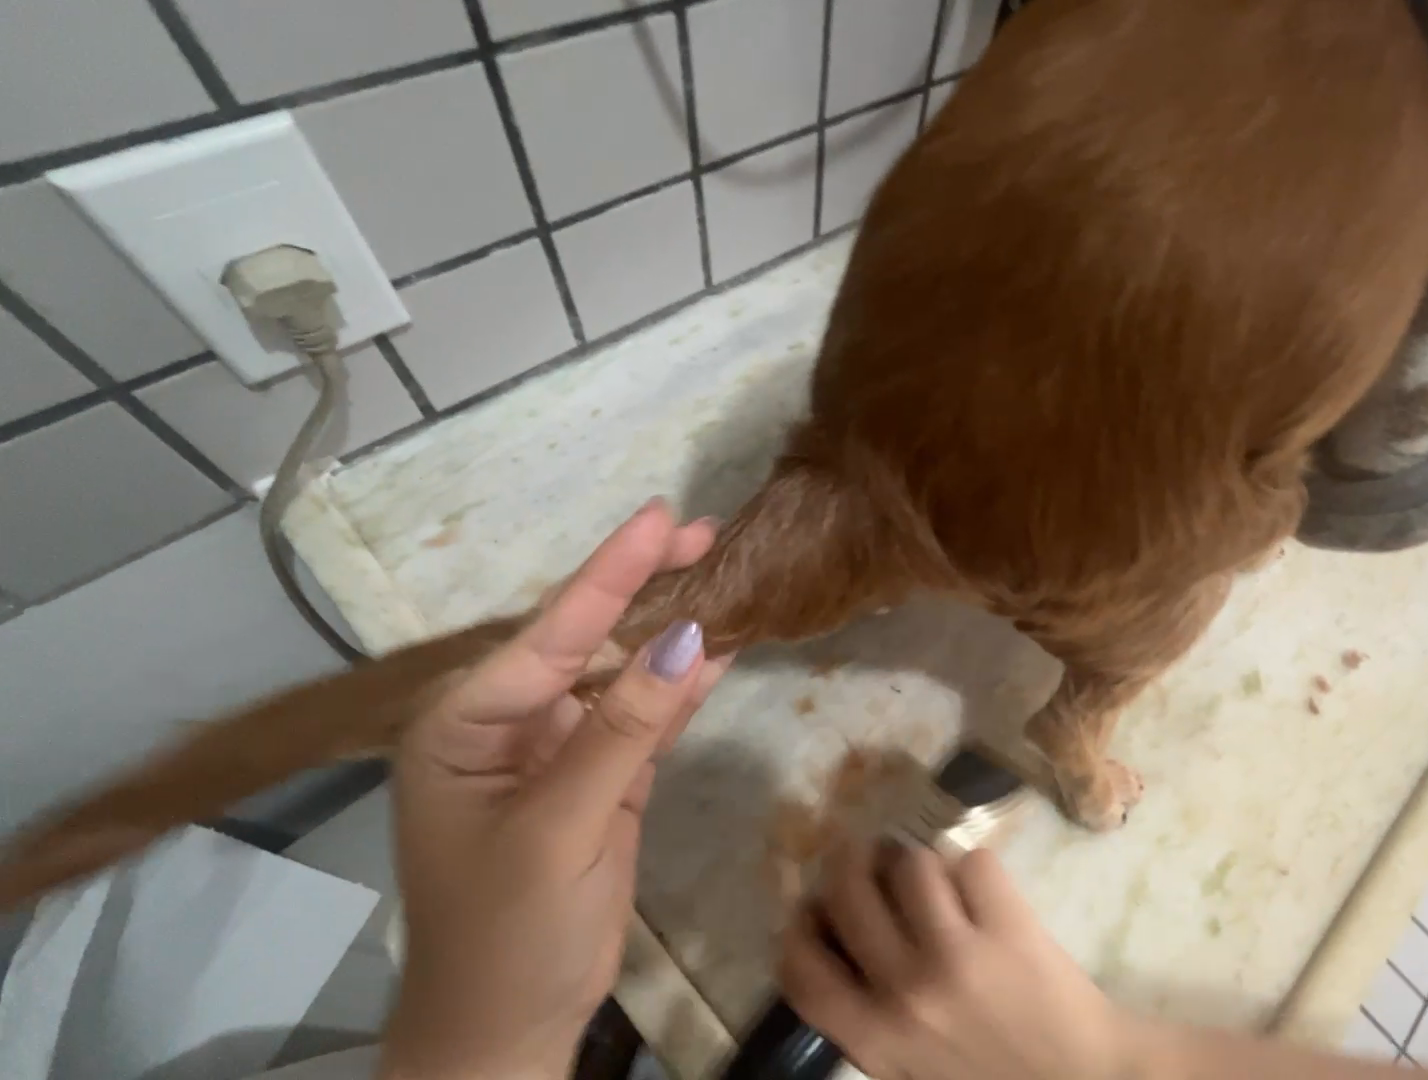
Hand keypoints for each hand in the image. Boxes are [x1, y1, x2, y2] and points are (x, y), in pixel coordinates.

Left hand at [382, 502, 729, 1079]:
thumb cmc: (507, 931)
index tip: (660, 515)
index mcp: (465, 723)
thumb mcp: (559, 827)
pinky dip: (684, 687)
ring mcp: (561, 747)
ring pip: (624, 673)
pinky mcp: (602, 775)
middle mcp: (510, 721)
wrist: (512, 1027)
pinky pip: (647, 717)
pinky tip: (722, 648)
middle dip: (642, 586)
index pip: (550, 633)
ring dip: (672, 631)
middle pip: (587, 639)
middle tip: (699, 531)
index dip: (609, 572)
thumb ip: (621, 729)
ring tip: (719, 574)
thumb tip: (687, 638)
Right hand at [778, 839, 1126, 1079]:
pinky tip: (982, 891)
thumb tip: (834, 936)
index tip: (813, 907)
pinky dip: (975, 868)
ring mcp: (959, 952)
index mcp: (876, 1039)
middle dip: (854, 865)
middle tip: (868, 861)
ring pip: (912, 861)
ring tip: (932, 877)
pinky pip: (972, 861)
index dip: (800, 925)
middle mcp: (907, 990)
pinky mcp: (1009, 924)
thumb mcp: (908, 1068)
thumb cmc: (986, 1074)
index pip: (802, 967)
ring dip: (919, 863)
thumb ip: (867, 1016)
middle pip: (849, 890)